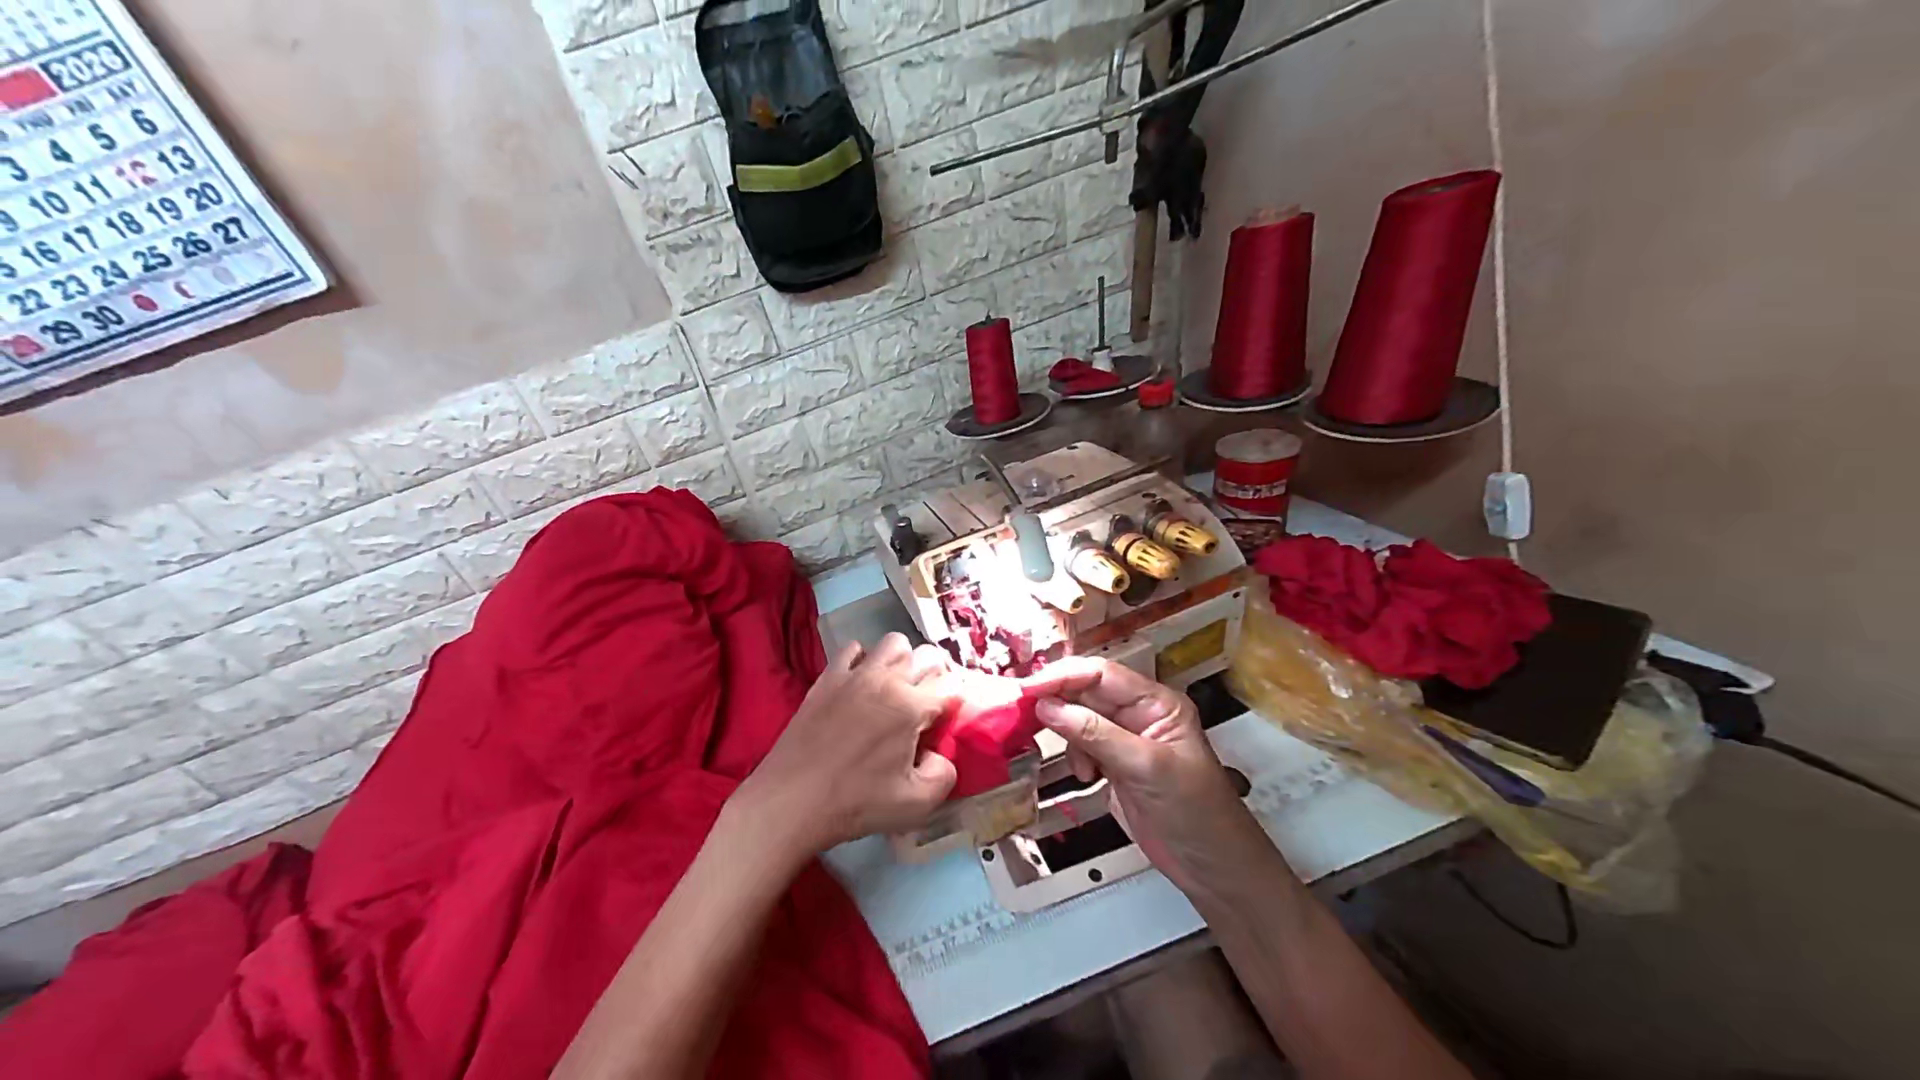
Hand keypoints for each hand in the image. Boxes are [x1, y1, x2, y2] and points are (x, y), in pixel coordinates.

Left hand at [735, 634, 958, 856]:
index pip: (951, 685)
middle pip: (927, 656)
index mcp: (911, 707)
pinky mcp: (827, 678)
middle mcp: (886, 680)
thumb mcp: (915, 805)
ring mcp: (854, 674)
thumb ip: (944, 775)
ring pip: (894, 643)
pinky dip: (864, 660)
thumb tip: (938, 754)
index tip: (944, 724)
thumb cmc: (855, 804)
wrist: (790, 801)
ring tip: (895, 690)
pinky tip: (860, 685)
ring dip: (903, 661)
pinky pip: (853, 649)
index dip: (954, 703)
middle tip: (925, 707)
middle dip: (935, 677)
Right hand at [1021, 658, 1262, 896]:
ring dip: (1069, 737)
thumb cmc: (1195, 812)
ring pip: (1080, 720)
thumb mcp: (1145, 767)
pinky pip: (1082, 747)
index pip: (1103, 675)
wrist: (1212, 868)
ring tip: (1080, 766)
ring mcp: (1126, 741)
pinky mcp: (1115, 766)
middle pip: (1088, 693)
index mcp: (1157, 703)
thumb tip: (1047, 706)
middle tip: (1026, 713)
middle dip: (1059, 703)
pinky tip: (1086, 777)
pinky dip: (1076, 758)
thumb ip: (1095, 733)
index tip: (1030, 688)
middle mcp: (1140, 715)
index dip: (1065, 676)